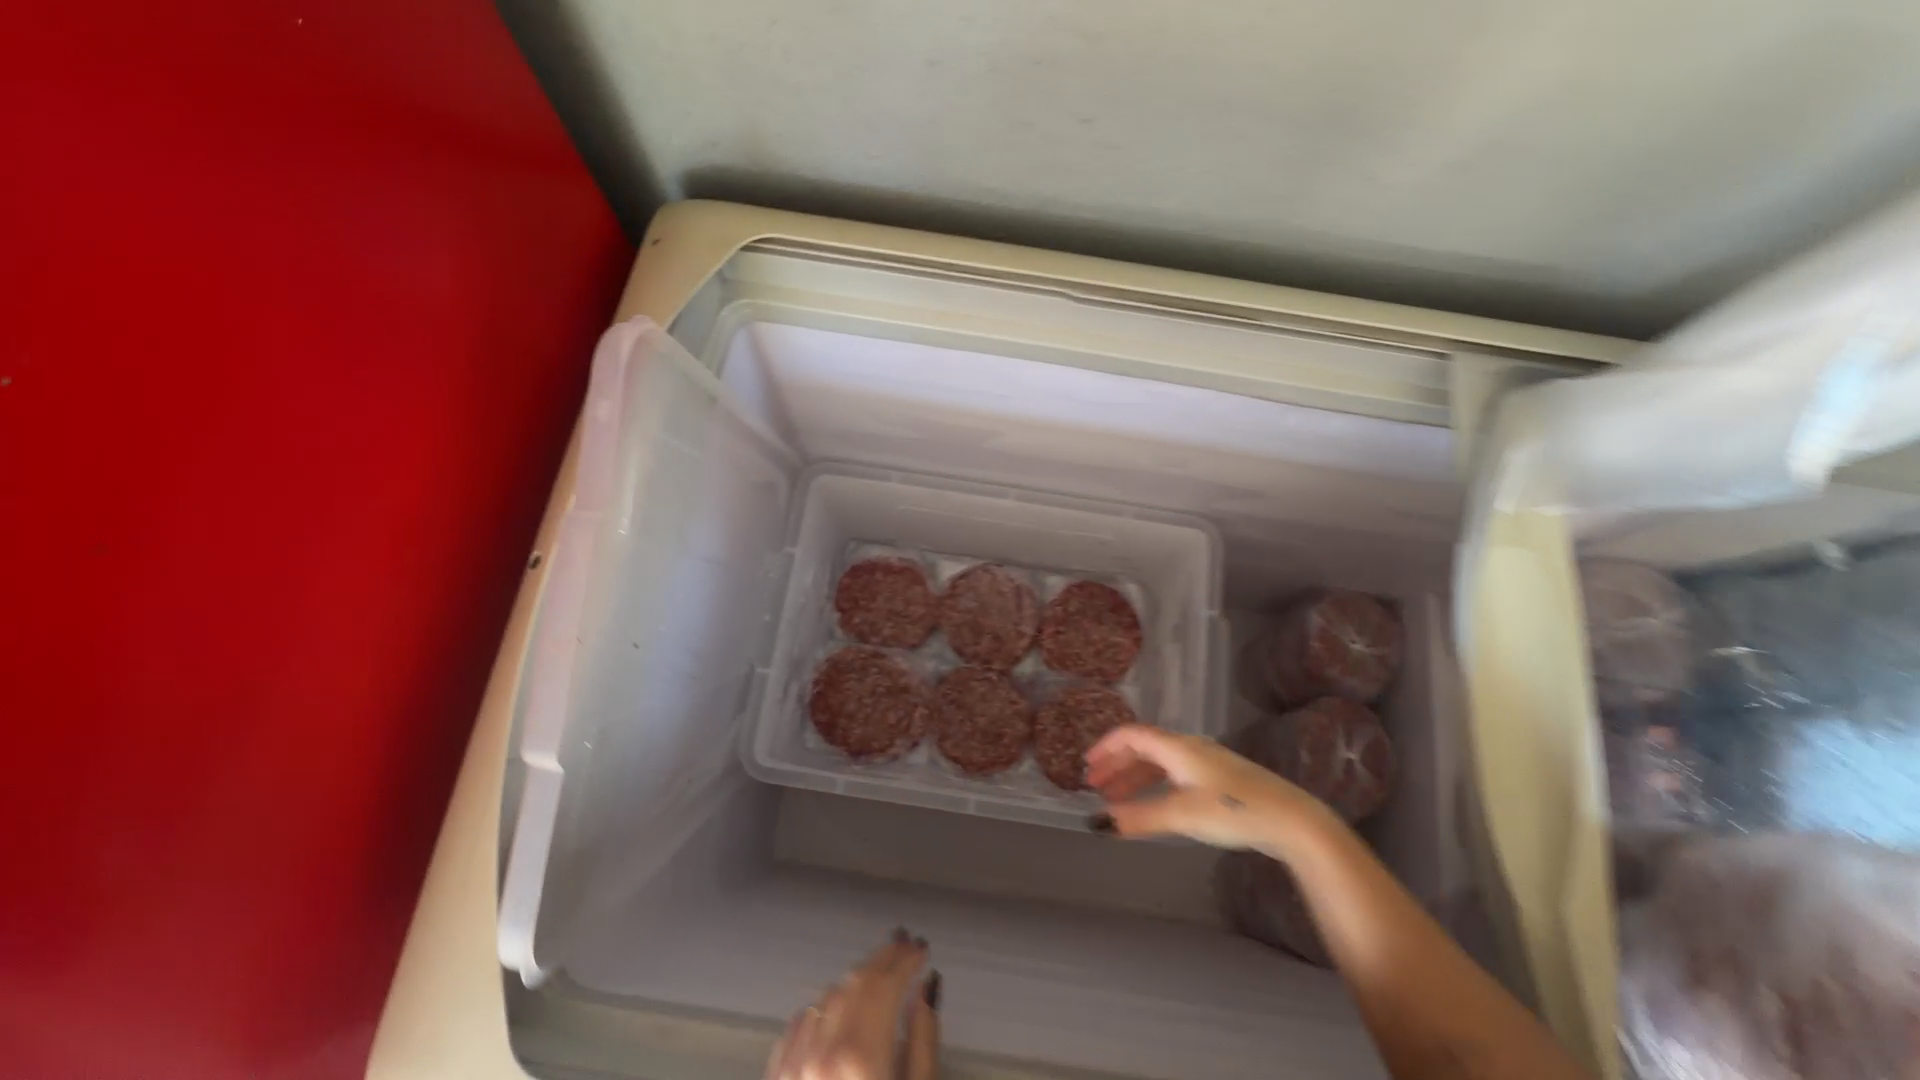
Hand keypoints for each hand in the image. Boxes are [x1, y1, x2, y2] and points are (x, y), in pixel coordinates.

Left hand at [766, 928, 939, 1079]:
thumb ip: (923, 1039)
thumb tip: (927, 986)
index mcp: (862, 1056)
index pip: (887, 986)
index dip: (906, 960)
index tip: (922, 946)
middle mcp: (822, 1052)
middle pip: (855, 985)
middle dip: (882, 959)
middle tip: (904, 943)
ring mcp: (794, 1064)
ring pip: (826, 1000)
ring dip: (854, 981)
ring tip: (877, 972)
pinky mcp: (777, 1076)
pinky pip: (799, 1026)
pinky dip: (822, 1009)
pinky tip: (837, 1007)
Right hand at [1085, 725, 1328, 850]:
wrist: (1291, 820)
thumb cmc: (1233, 810)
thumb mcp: (1181, 814)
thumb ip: (1138, 818)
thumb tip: (1098, 823)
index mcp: (1177, 747)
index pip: (1132, 735)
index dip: (1106, 748)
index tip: (1087, 767)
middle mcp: (1190, 748)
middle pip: (1144, 749)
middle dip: (1117, 766)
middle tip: (1096, 788)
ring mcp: (1207, 763)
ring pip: (1161, 764)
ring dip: (1135, 779)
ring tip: (1116, 801)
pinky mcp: (1221, 780)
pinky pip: (1175, 776)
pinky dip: (1155, 787)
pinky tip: (1153, 806)